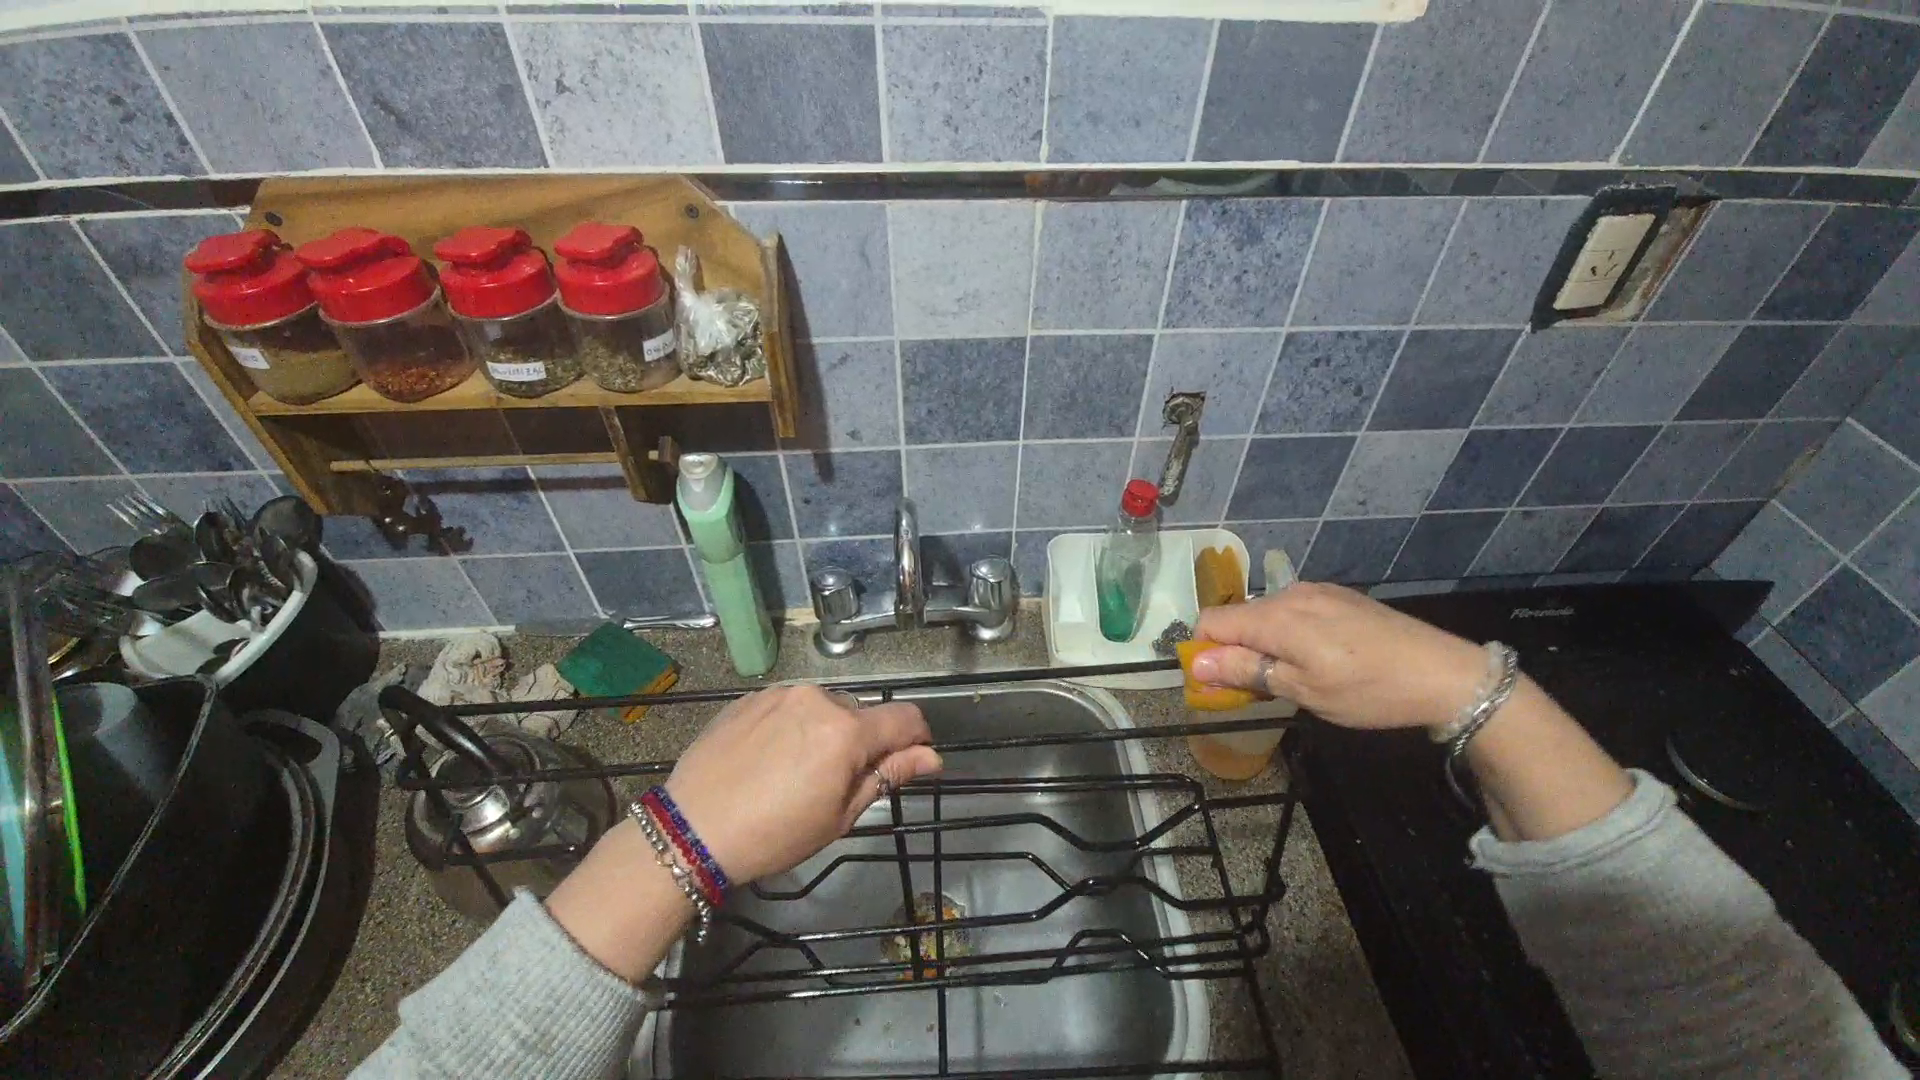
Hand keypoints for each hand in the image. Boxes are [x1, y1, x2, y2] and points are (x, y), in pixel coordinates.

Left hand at [665, 684, 941, 882]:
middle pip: (862, 714)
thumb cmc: (774, 834)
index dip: (918, 738)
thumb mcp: (839, 815)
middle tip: (837, 783)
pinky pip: (790, 705)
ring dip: (827, 731)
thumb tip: (932, 757)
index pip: (906, 717)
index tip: (910, 761)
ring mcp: (780, 693)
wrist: (691, 830)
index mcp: (846, 731)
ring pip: (825, 707)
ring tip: (797, 771)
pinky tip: (770, 758)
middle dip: (863, 741)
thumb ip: (888, 776)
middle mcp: (818, 699)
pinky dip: (793, 725)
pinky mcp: (751, 697)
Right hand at [1191, 582, 1488, 733]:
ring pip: (1266, 614)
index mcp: (1275, 617)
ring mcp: (1317, 591)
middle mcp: (1290, 593)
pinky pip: (1293, 610)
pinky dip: (1289, 633)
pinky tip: (1320, 656)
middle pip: (1237, 617)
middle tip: (1260, 690)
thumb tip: (1195, 665)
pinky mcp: (1339, 596)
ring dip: (1263, 643)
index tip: (1222, 685)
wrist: (1446, 674)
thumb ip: (1245, 672)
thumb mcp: (1302, 690)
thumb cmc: (1368, 691)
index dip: (1205, 653)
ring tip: (1294, 676)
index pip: (1210, 622)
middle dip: (1235, 650)